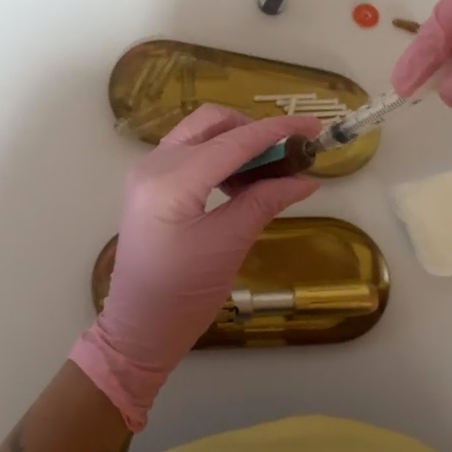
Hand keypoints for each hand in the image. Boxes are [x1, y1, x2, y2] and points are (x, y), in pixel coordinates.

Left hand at [70, 104, 321, 430]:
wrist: (138, 329)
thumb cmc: (183, 294)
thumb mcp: (229, 246)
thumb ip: (264, 202)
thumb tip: (305, 180)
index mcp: (171, 180)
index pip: (233, 141)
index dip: (277, 131)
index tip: (314, 126)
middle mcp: (154, 165)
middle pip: (211, 122)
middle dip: (252, 128)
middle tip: (287, 153)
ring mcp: (147, 173)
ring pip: (199, 134)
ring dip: (236, 142)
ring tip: (269, 172)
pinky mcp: (149, 186)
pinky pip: (188, 153)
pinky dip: (218, 156)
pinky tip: (242, 183)